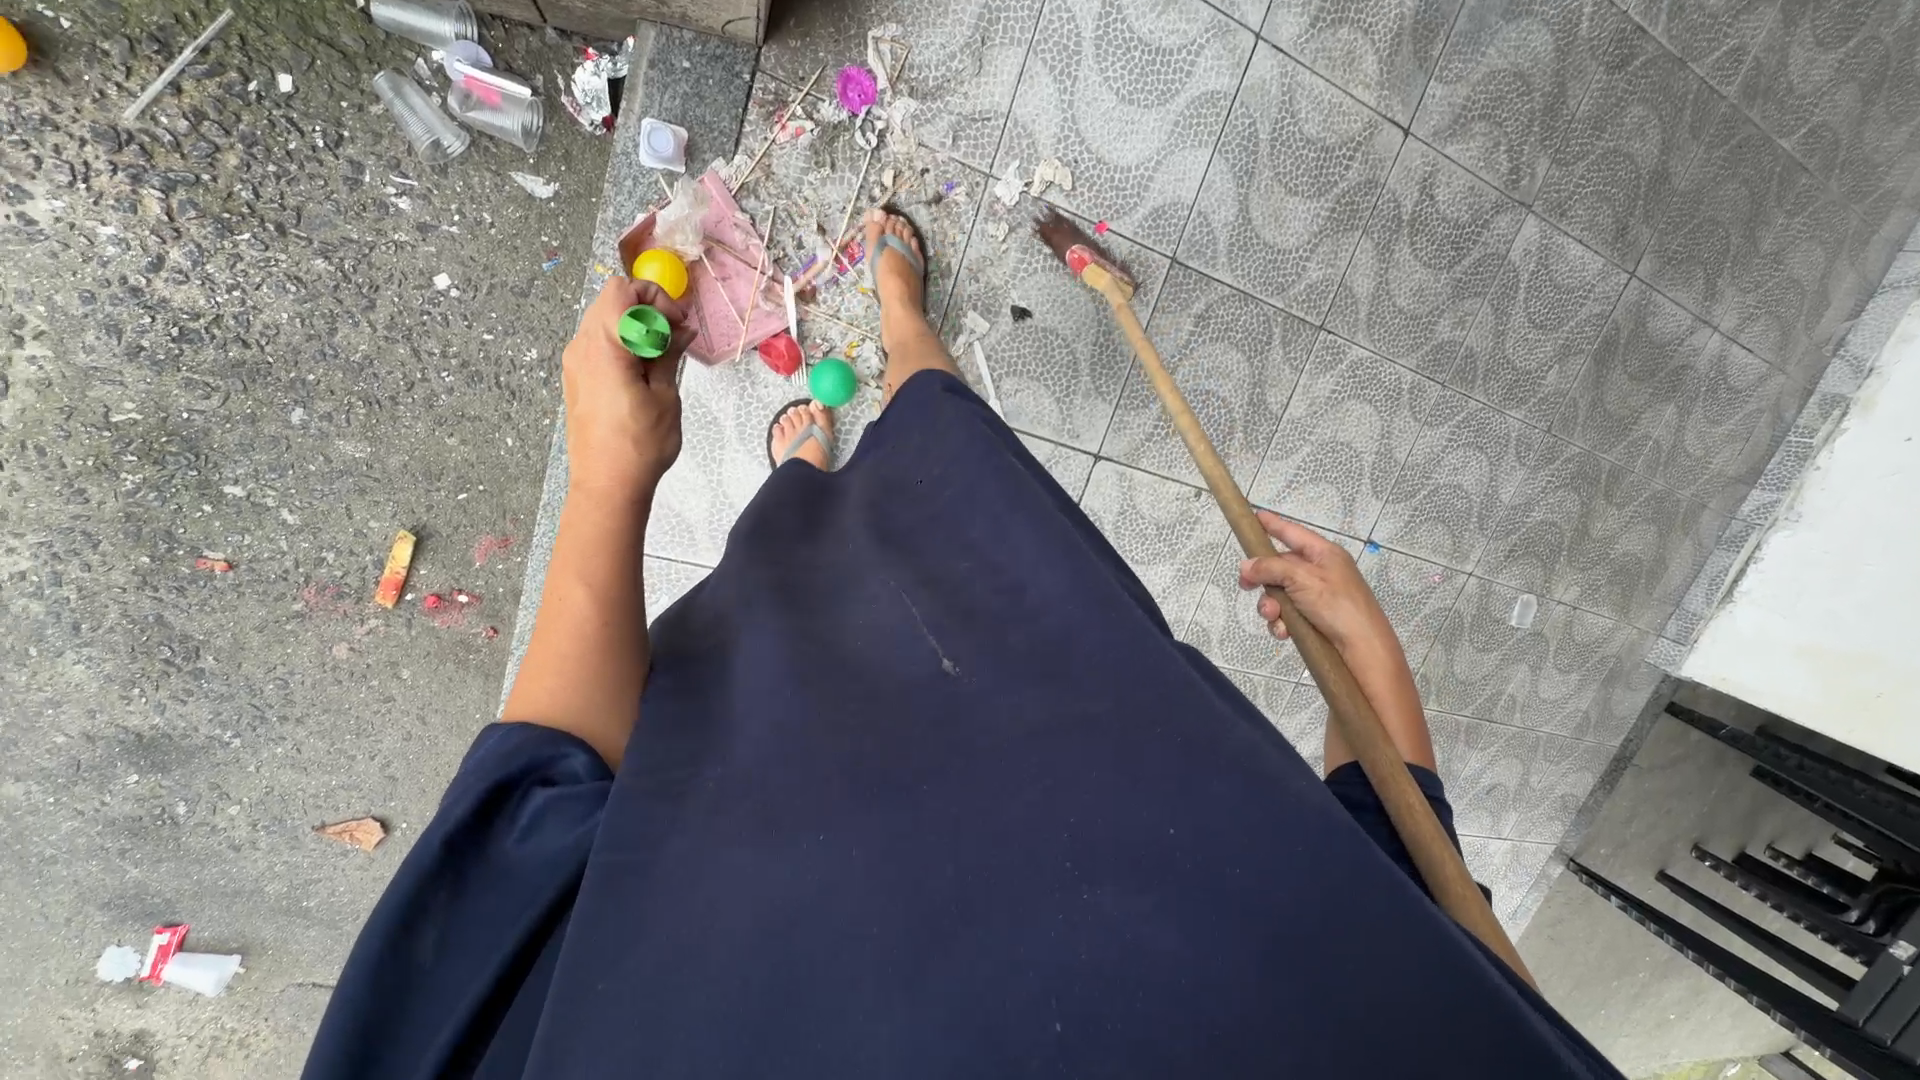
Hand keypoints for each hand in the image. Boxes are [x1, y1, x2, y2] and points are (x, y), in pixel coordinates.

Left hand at [562, 278, 695, 500]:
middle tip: (675, 338)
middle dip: (648, 309)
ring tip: (662, 356)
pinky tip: (643, 371)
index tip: (679, 326)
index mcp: (604, 345)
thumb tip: (681, 330)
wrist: (607, 484)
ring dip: (636, 326)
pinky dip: (623, 343)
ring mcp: (574, 361)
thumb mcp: (665, 396)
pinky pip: (598, 342)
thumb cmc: (641, 444)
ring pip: (605, 320)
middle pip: (612, 299)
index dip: (657, 298)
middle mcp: (581, 346)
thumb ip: (668, 354)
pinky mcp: (576, 377)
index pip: (623, 290)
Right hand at [1237, 511, 1394, 655]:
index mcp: (1323, 554)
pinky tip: (1284, 631)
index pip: (1293, 533)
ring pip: (1278, 594)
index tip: (1254, 516)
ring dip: (1271, 606)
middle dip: (1263, 579)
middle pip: (1279, 567)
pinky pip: (1286, 615)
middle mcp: (1319, 572)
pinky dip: (1281, 623)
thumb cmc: (1338, 605)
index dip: (1273, 524)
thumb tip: (1245, 565)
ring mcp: (1315, 597)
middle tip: (1245, 585)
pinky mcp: (1312, 619)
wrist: (1362, 648)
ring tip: (1274, 616)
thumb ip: (1271, 568)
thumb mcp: (1302, 579)